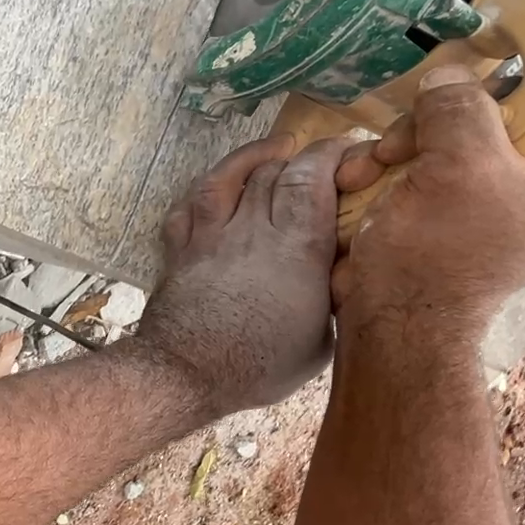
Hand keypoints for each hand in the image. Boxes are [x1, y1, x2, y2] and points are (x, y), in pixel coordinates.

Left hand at [134, 134, 348, 415]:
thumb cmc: (260, 363)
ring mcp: (207, 239)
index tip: (348, 152)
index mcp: (298, 247)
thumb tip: (344, 275)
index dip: (330, 154)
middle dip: (297, 157)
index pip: (312, 178)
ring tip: (270, 152)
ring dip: (246, 159)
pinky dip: (200, 193)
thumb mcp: (322, 336)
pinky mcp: (176, 254)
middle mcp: (250, 231)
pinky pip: (184, 210)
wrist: (185, 372)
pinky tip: (212, 191)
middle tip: (315, 158)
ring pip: (222, 181)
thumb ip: (334, 295)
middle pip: (270, 173)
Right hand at [333, 65, 524, 333]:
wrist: (386, 316)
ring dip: (392, 151)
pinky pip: (411, 171)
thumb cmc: (439, 251)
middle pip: (489, 119)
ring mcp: (481, 201)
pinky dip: (378, 173)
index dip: (514, 80)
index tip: (464, 74)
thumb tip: (444, 76)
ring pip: (439, 143)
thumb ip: (460, 109)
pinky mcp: (434, 214)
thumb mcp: (461, 167)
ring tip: (364, 173)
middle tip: (398, 147)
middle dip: (431, 127)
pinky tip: (355, 183)